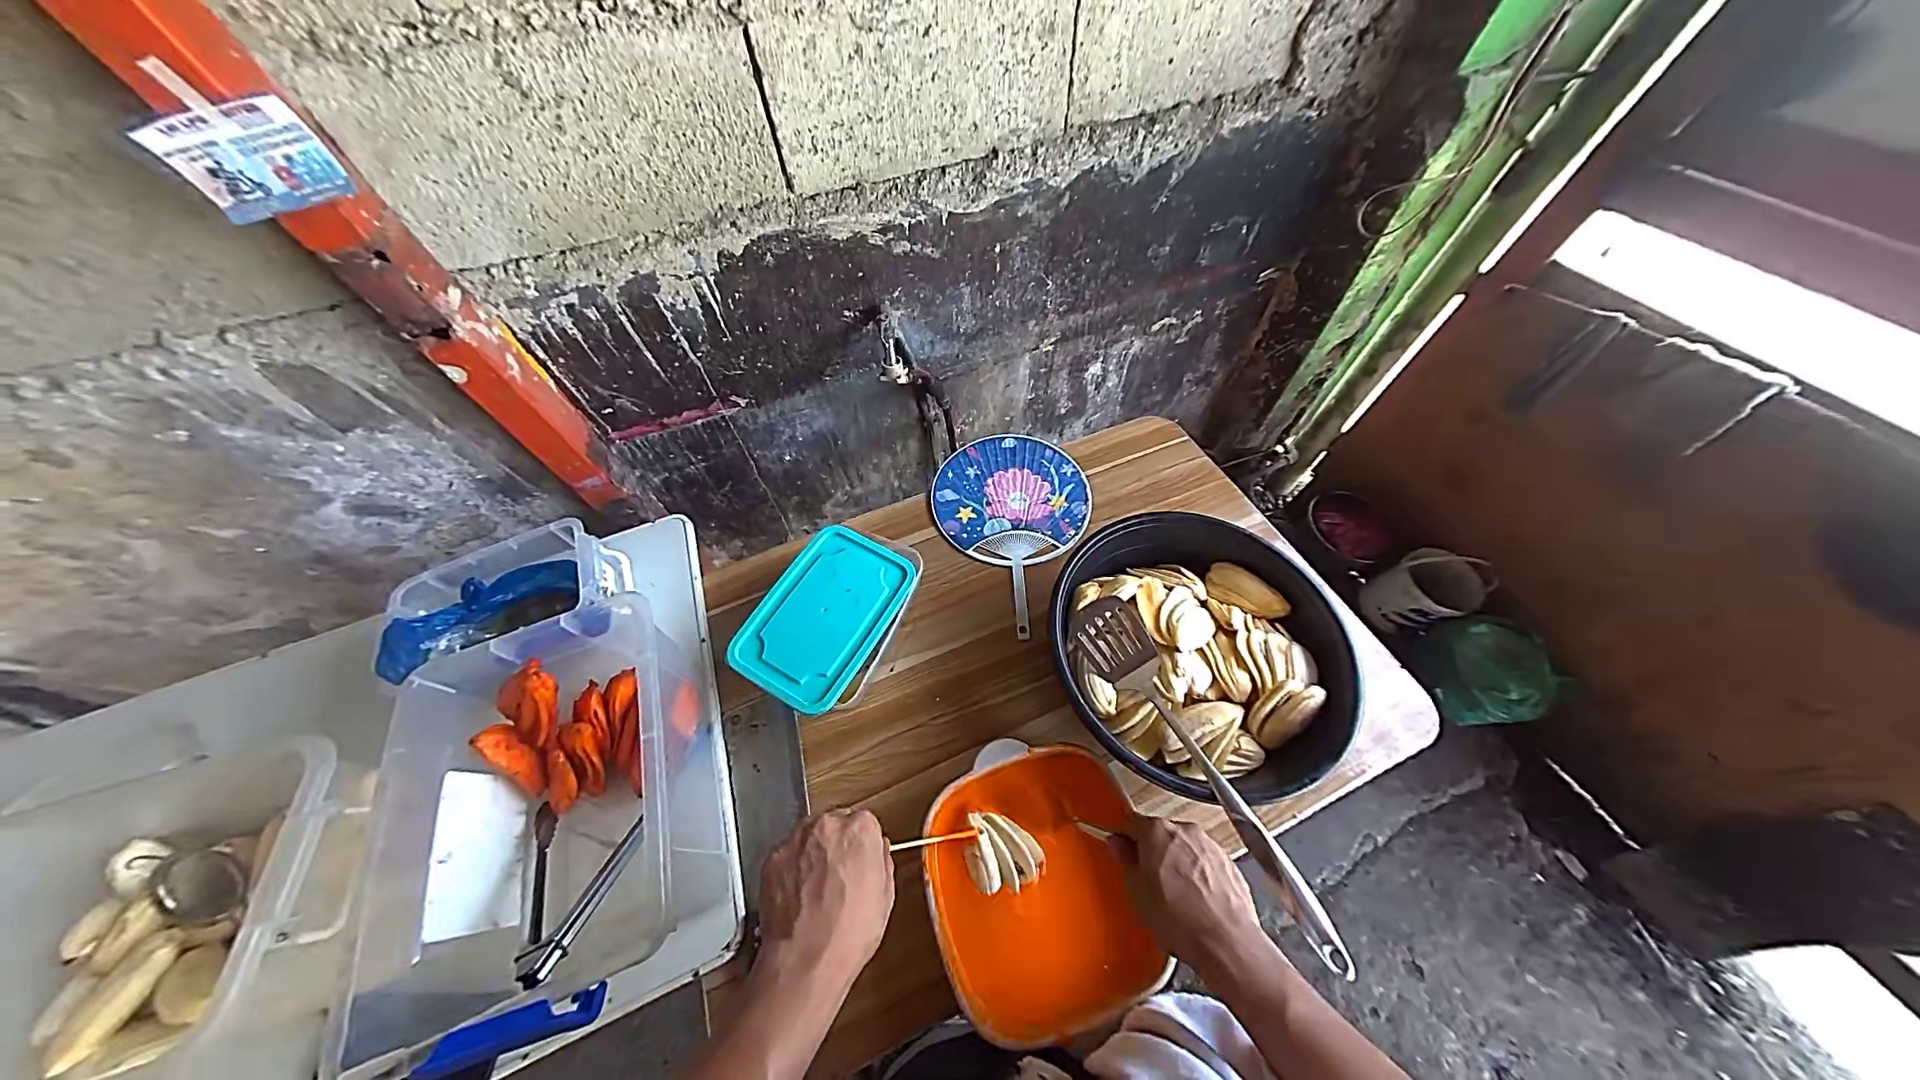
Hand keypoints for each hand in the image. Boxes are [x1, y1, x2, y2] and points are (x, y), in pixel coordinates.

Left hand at [757, 809, 894, 988]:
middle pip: (835, 824)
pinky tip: (800, 896)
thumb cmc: (847, 933)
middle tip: (840, 877)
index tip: (861, 862)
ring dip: (814, 853)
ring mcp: (796, 840)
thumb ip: (882, 861)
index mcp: (860, 829)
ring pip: (810, 836)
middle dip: (837, 845)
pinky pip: (788, 856)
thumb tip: (877, 853)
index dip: (864, 846)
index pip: (865, 822)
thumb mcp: (885, 897)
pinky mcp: (773, 858)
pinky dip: (792, 869)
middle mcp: (827, 826)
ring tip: (818, 890)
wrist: (805, 961)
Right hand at [1109, 815, 1270, 970]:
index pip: (1133, 823)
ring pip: (1186, 848)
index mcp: (1157, 831)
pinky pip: (1206, 863)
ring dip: (1180, 864)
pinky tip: (1196, 903)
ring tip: (1176, 898)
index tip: (1123, 851)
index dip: (1126, 839)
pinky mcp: (1229, 863)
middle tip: (1149, 881)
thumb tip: (1120, 847)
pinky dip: (1201, 876)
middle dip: (1155, 853)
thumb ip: (1126, 860)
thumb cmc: (1183, 920)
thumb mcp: (1138, 892)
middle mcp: (1185, 831)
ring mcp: (1210, 845)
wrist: (1227, 943)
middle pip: (1162, 834)